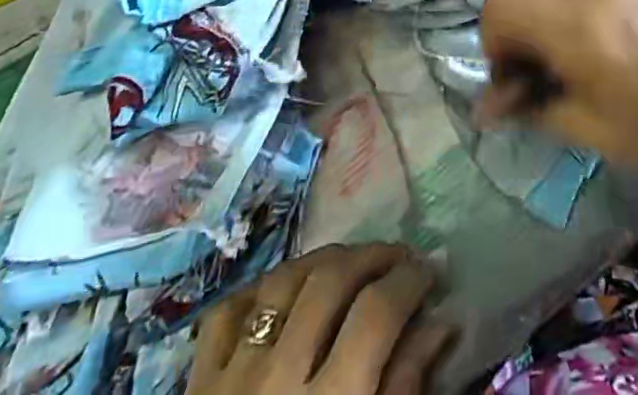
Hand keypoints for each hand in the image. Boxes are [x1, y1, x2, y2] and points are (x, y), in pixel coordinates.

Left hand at [189, 244, 454, 394]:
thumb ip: (405, 388)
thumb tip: (438, 323)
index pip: (378, 313)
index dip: (409, 280)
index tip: (429, 270)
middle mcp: (280, 376)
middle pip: (331, 282)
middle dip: (373, 256)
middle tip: (399, 256)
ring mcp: (233, 372)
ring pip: (282, 281)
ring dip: (324, 260)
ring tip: (353, 261)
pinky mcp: (198, 379)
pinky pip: (229, 310)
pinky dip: (261, 288)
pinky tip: (286, 287)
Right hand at [477, 0, 637, 178]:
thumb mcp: (595, 132)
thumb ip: (532, 108)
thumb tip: (486, 106)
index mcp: (580, 21)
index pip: (500, 5)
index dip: (492, 44)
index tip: (513, 83)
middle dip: (513, 31)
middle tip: (535, 76)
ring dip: (542, 19)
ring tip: (571, 63)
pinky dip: (571, 10)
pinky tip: (602, 45)